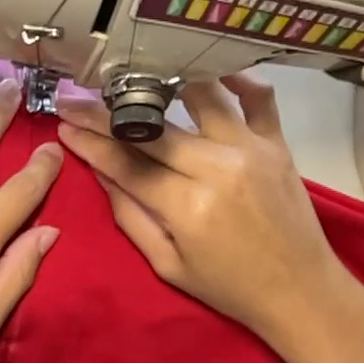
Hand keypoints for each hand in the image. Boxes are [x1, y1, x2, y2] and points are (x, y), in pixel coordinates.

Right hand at [55, 73, 352, 341]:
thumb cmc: (230, 288)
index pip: (125, 162)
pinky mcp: (277, 143)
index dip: (89, 142)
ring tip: (136, 77)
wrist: (300, 292)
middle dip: (106, 113)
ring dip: (164, 84)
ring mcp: (250, 149)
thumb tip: (102, 173)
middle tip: (77, 97)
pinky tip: (211, 71)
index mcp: (186, 207)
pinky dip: (237, 79)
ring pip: (200, 98)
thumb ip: (131, 217)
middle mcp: (217, 168)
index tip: (63, 123)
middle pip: (151, 128)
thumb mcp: (168, 265)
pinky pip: (259, 97)